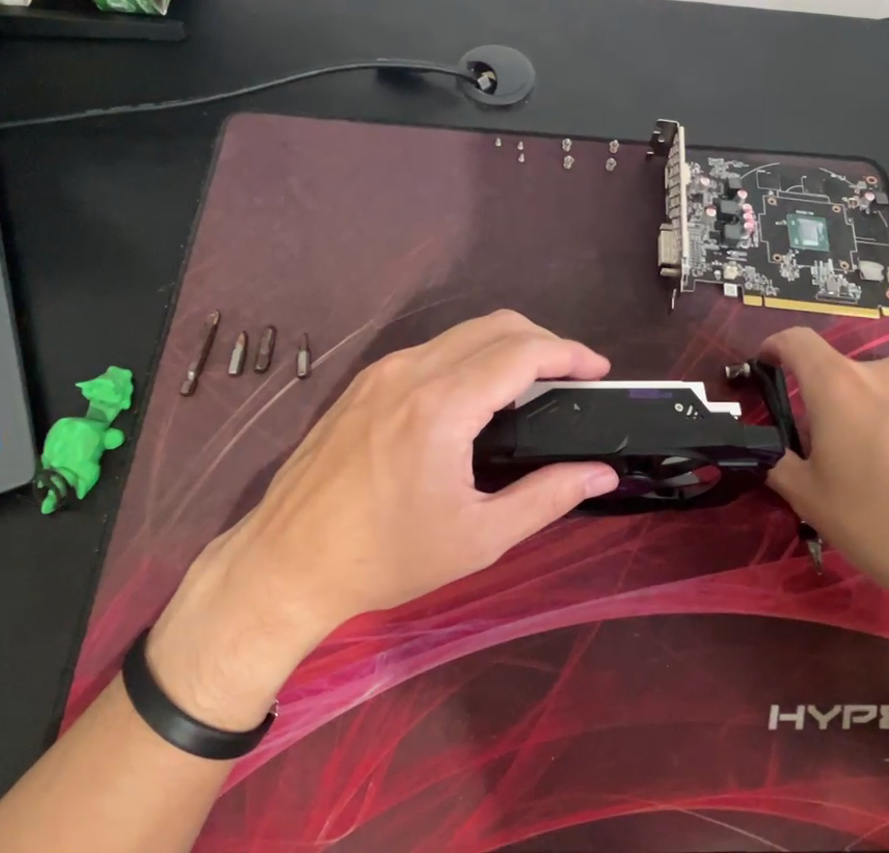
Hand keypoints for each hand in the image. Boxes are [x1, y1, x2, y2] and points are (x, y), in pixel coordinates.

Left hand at [145, 311, 619, 728]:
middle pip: (493, 326)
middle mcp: (409, 373)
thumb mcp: (479, 538)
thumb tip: (600, 474)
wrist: (288, 562)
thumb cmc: (386, 557)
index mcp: (441, 406)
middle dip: (542, 340)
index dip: (568, 353)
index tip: (598, 369)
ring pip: (458, 334)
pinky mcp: (361, 385)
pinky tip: (476, 397)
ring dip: (503, 346)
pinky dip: (467, 358)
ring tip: (532, 386)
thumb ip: (547, 497)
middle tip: (571, 376)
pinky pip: (429, 352)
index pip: (520, 353)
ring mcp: (379, 374)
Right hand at [757, 328, 888, 656]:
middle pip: (843, 372)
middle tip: (824, 448)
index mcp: (840, 385)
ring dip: (868, 412)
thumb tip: (769, 449)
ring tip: (875, 464)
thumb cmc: (880, 524)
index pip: (797, 341)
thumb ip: (777, 461)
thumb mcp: (808, 499)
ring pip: (884, 390)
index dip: (775, 347)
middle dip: (826, 400)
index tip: (766, 365)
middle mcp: (888, 372)